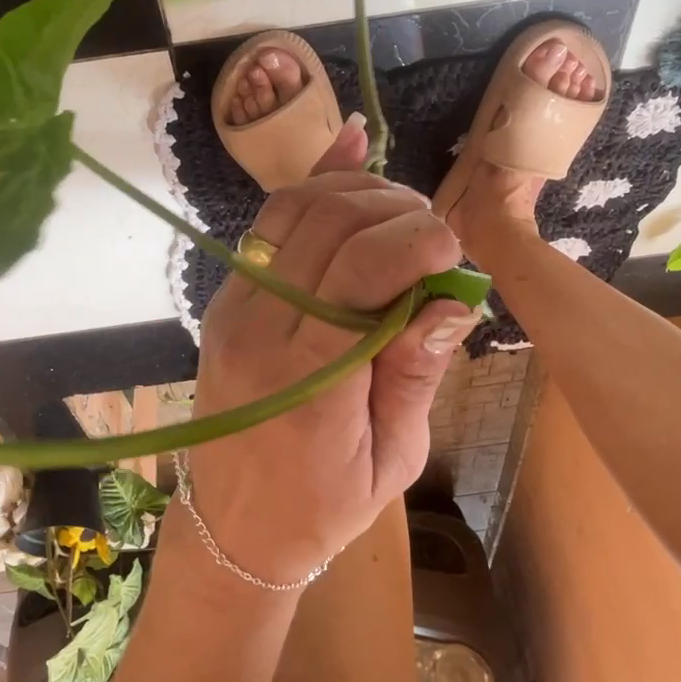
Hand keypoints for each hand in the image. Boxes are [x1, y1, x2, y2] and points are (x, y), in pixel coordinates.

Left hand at [184, 120, 481, 585]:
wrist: (233, 527)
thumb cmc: (323, 507)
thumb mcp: (392, 458)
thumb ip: (416, 370)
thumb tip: (452, 295)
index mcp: (306, 382)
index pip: (360, 272)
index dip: (417, 240)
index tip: (455, 249)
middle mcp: (258, 329)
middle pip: (328, 225)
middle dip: (396, 209)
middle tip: (435, 233)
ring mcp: (232, 306)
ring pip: (293, 208)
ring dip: (357, 190)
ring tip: (403, 211)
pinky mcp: (225, 298)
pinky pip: (269, 224)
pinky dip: (315, 185)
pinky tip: (352, 154)